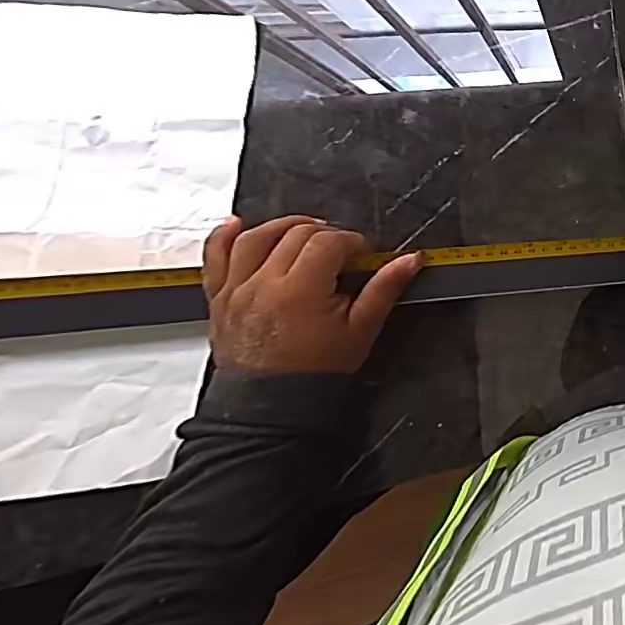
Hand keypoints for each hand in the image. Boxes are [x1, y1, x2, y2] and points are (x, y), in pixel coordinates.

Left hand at [201, 215, 423, 372]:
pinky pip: (214, 258)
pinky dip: (223, 236)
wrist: (271, 401)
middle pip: (295, 233)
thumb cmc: (317, 367)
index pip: (328, 242)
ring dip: (285, 226)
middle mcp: (262, 285)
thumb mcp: (363, 327)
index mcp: (300, 291)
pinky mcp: (219, 298)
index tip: (365, 254)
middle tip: (344, 249)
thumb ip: (386, 288)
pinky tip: (238, 224)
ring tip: (307, 231)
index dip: (353, 241)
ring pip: (255, 237)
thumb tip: (411, 259)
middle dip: (327, 232)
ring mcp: (236, 290)